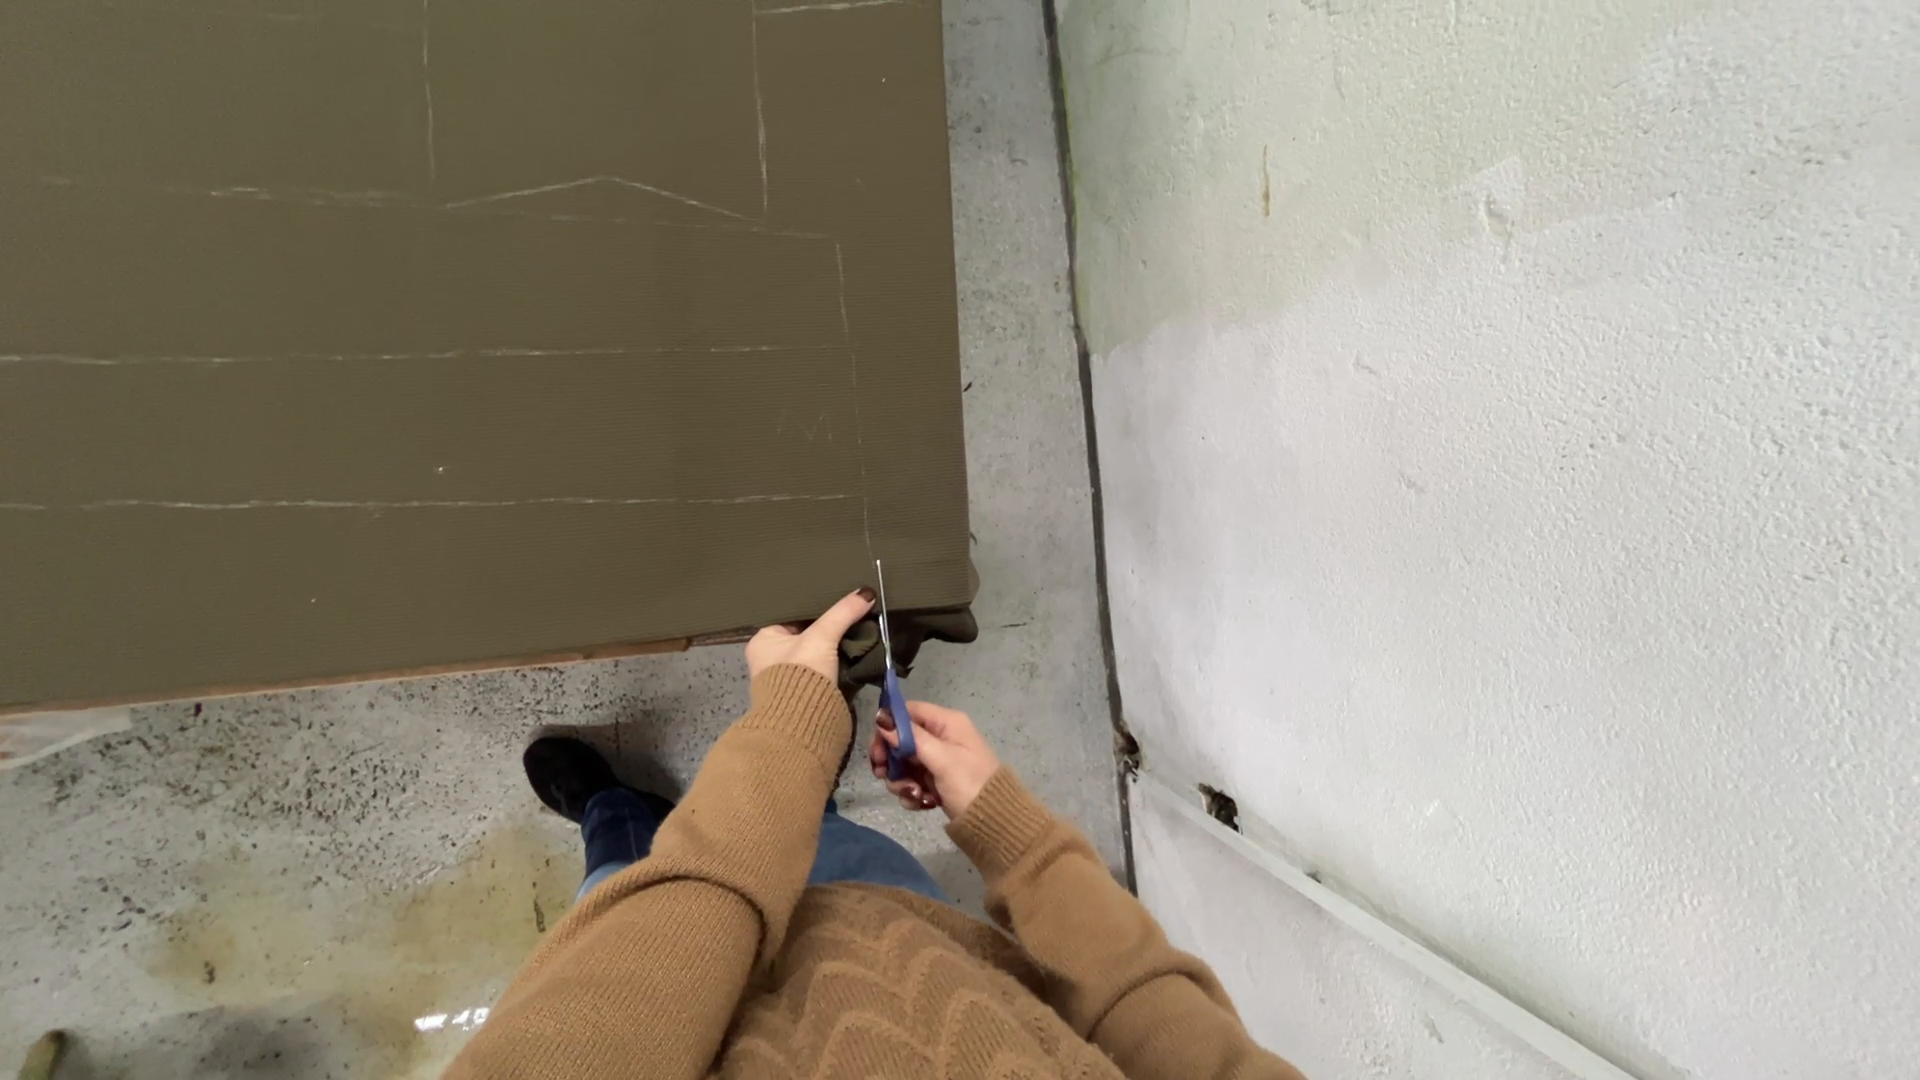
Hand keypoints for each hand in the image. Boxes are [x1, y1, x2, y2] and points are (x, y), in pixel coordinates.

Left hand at [745, 587, 874, 683]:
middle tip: (850, 613)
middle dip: (826, 628)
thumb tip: (867, 592)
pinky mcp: (803, 692)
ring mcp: (786, 677)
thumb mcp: (822, 637)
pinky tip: (852, 651)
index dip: (815, 608)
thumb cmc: (799, 672)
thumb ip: (843, 613)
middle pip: (804, 634)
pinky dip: (835, 661)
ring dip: (832, 646)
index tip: (838, 600)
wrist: (801, 723)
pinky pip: (821, 668)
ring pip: (814, 652)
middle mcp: (769, 658)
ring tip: (856, 628)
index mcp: (762, 640)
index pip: (792, 616)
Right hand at [868, 700, 1001, 818]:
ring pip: (904, 763)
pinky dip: (912, 793)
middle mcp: (942, 736)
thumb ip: (911, 738)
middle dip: (891, 759)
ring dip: (901, 780)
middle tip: (882, 774)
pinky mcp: (936, 781)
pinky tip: (921, 803)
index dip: (888, 727)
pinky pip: (913, 781)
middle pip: (902, 739)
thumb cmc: (970, 784)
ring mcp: (939, 760)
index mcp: (947, 722)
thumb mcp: (941, 759)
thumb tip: (882, 718)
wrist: (994, 821)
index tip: (877, 750)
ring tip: (913, 794)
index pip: (908, 711)